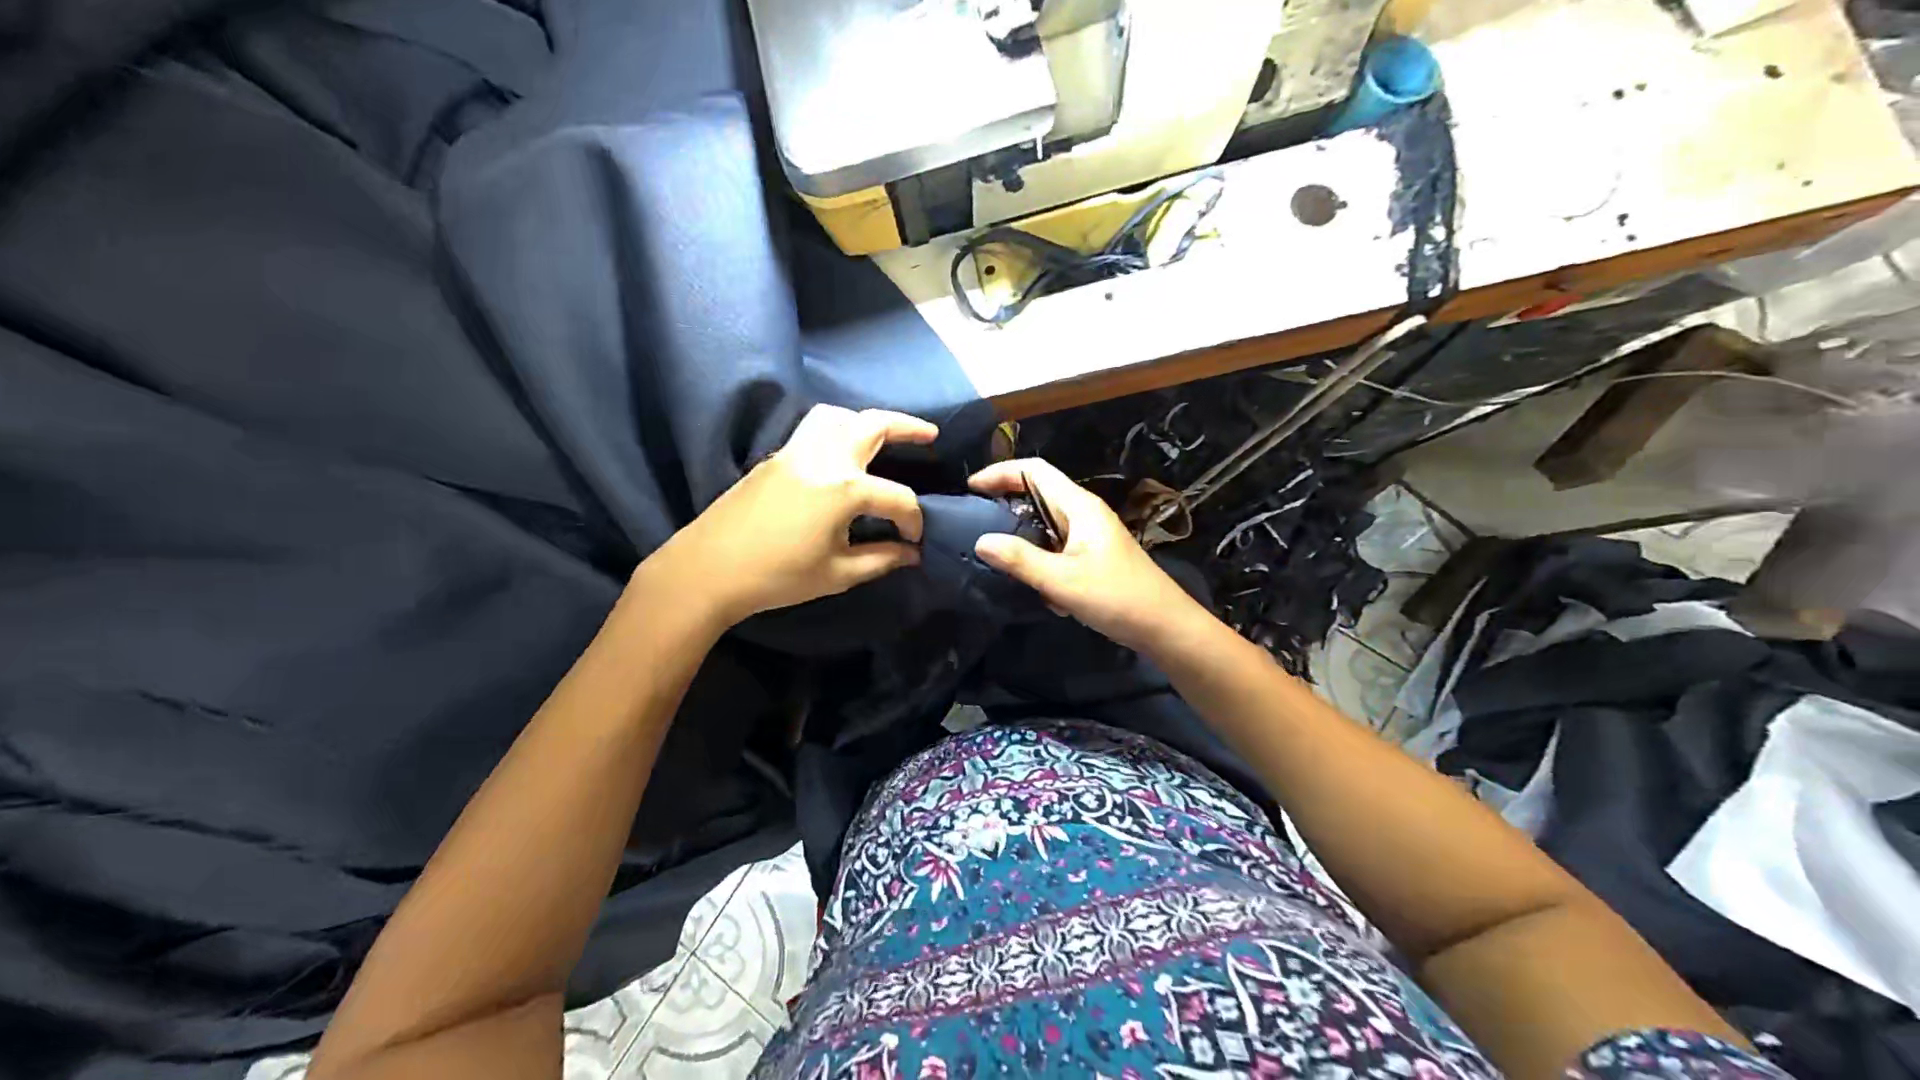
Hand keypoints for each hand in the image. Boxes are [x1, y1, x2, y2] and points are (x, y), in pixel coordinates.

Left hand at [649, 405, 936, 626]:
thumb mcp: (838, 574)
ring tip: (883, 437)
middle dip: (907, 427)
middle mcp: (824, 458)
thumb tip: (911, 553)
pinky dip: (838, 429)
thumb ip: (881, 559)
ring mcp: (796, 452)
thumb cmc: (777, 577)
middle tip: (930, 434)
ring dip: (866, 420)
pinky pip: (814, 428)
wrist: (708, 570)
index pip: (897, 498)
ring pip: (838, 416)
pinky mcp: (776, 457)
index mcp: (844, 489)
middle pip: (873, 425)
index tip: (915, 542)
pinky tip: (843, 455)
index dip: (913, 521)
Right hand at [969, 459, 1209, 651]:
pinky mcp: (1092, 557)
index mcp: (1079, 506)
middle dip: (1006, 503)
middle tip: (974, 520)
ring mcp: (1089, 535)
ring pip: (1046, 523)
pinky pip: (1056, 547)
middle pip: (1038, 493)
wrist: (1164, 627)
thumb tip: (980, 541)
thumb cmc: (1116, 597)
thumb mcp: (1062, 581)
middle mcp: (1084, 513)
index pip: (1035, 470)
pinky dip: (1040, 559)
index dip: (1001, 472)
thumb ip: (1020, 560)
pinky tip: (1035, 587)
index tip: (971, 488)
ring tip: (995, 554)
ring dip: (1022, 536)